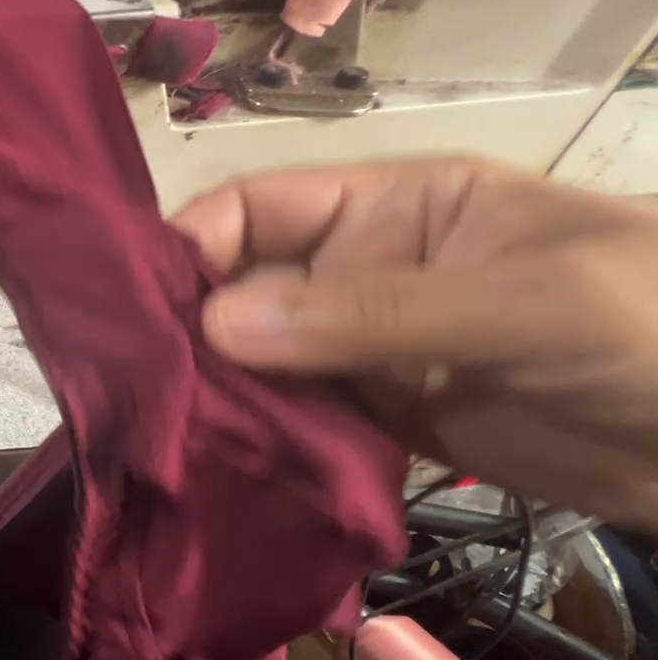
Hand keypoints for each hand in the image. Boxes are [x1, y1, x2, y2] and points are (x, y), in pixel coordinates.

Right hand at [171, 157, 657, 526]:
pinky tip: (205, 451)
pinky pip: (279, 412)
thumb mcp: (533, 305)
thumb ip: (375, 311)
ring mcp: (353, 347)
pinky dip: (240, 430)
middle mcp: (350, 271)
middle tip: (126, 375)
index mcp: (385, 208)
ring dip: (203, 383)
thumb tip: (216, 326)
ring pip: (245, 355)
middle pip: (231, 285)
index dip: (188, 243)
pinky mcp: (362, 413)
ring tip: (151, 419)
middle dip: (180, 324)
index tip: (134, 303)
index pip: (252, 209)